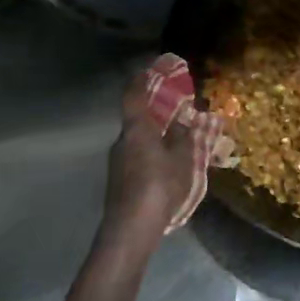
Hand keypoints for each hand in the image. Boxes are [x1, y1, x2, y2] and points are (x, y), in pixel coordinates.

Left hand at [101, 55, 208, 250]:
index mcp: (136, 129)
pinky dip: (152, 155)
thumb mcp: (181, 158)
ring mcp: (117, 163)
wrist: (130, 230)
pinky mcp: (119, 182)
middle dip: (156, 113)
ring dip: (155, 137)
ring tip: (178, 143)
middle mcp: (122, 141)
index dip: (141, 80)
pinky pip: (138, 158)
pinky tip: (168, 168)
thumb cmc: (158, 186)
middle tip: (177, 111)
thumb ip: (182, 136)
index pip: (133, 94)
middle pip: (137, 119)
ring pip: (138, 140)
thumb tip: (181, 120)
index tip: (151, 70)